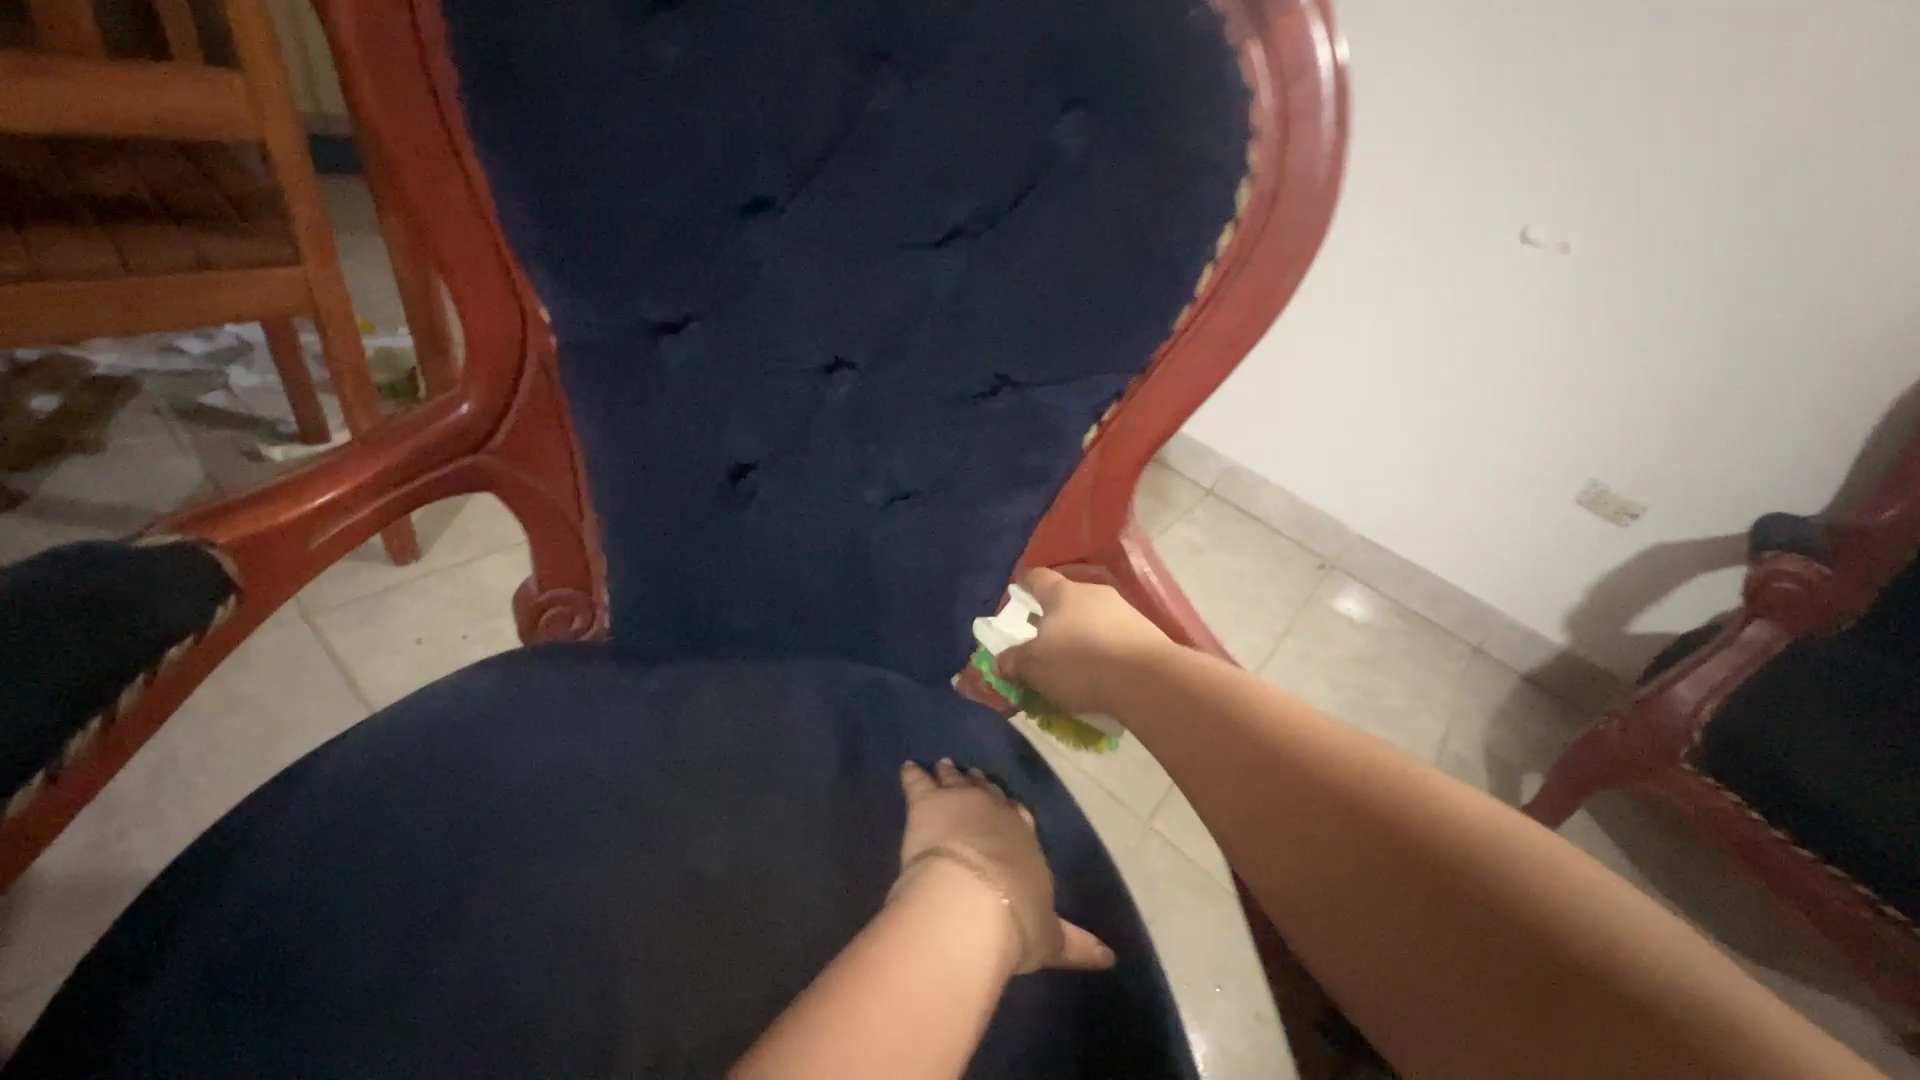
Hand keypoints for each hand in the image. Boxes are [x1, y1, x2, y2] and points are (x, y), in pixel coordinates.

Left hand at [897, 759, 1114, 973]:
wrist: (970, 901)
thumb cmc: (1014, 922)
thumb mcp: (1050, 939)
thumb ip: (1076, 945)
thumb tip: (1111, 959)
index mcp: (1026, 841)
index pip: (1021, 819)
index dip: (1013, 812)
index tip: (1008, 805)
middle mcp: (997, 814)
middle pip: (989, 794)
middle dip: (983, 786)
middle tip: (975, 775)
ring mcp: (961, 802)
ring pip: (957, 781)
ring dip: (951, 773)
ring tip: (945, 764)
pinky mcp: (926, 802)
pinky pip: (918, 781)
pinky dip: (912, 774)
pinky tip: (907, 766)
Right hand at [994, 568, 1173, 715]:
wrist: (1147, 680)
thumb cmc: (1079, 663)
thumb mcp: (1034, 667)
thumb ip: (1014, 661)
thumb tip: (1001, 661)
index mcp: (1062, 594)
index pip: (1038, 577)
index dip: (1025, 584)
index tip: (1017, 592)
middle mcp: (1094, 594)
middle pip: (1066, 600)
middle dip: (1052, 619)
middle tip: (1041, 641)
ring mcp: (1124, 612)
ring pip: (1092, 620)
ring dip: (1079, 637)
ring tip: (1070, 665)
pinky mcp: (1145, 635)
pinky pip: (1113, 640)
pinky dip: (1102, 653)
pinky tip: (1098, 676)